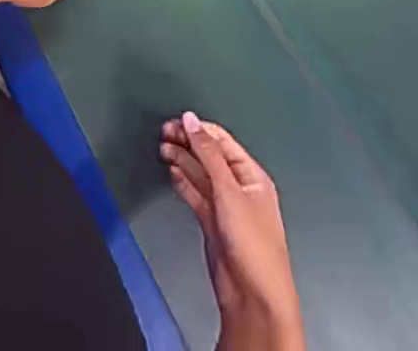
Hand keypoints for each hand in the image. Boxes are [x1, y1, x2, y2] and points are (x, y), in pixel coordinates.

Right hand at [161, 113, 303, 350]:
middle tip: (164, 132)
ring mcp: (226, 205)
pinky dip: (183, 181)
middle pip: (209, 155)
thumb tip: (192, 122)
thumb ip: (208, 154)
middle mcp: (240, 187)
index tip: (176, 121)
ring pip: (200, 173)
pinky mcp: (213, 221)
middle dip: (187, 142)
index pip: (222, 141)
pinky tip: (172, 172)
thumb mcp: (230, 190)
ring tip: (163, 148)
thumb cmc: (254, 246)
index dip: (199, 129)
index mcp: (252, 175)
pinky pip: (195, 193)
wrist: (253, 296)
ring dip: (182, 159)